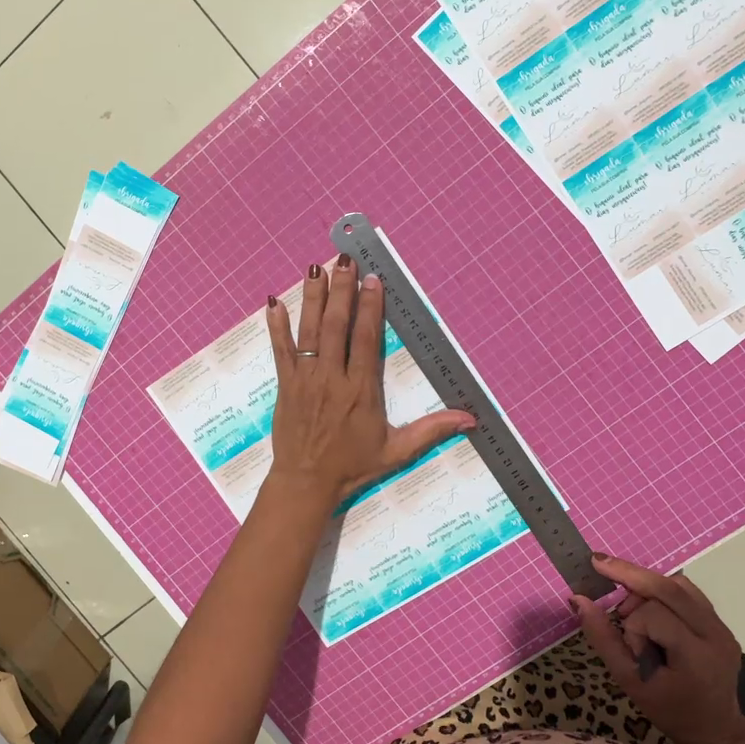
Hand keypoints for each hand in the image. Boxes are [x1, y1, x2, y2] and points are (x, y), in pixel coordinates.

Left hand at [263, 257, 473, 504]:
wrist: (306, 483)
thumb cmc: (353, 466)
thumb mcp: (396, 451)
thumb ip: (431, 431)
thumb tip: (469, 419)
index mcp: (361, 390)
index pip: (365, 339)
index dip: (369, 307)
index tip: (372, 279)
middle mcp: (332, 379)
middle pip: (336, 326)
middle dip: (340, 290)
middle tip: (344, 260)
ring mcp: (305, 380)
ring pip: (309, 332)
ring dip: (313, 298)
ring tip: (315, 268)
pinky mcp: (285, 385)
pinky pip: (281, 351)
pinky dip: (277, 327)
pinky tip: (274, 302)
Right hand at [571, 554, 744, 743]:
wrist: (714, 730)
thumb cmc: (669, 711)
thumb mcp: (628, 681)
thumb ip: (603, 638)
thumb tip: (578, 599)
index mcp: (696, 656)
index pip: (655, 615)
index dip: (633, 625)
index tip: (631, 650)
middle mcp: (716, 635)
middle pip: (670, 588)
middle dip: (632, 578)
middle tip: (601, 570)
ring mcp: (723, 628)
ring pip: (680, 585)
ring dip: (649, 586)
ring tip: (632, 609)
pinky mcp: (723, 625)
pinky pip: (690, 593)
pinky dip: (664, 592)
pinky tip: (650, 607)